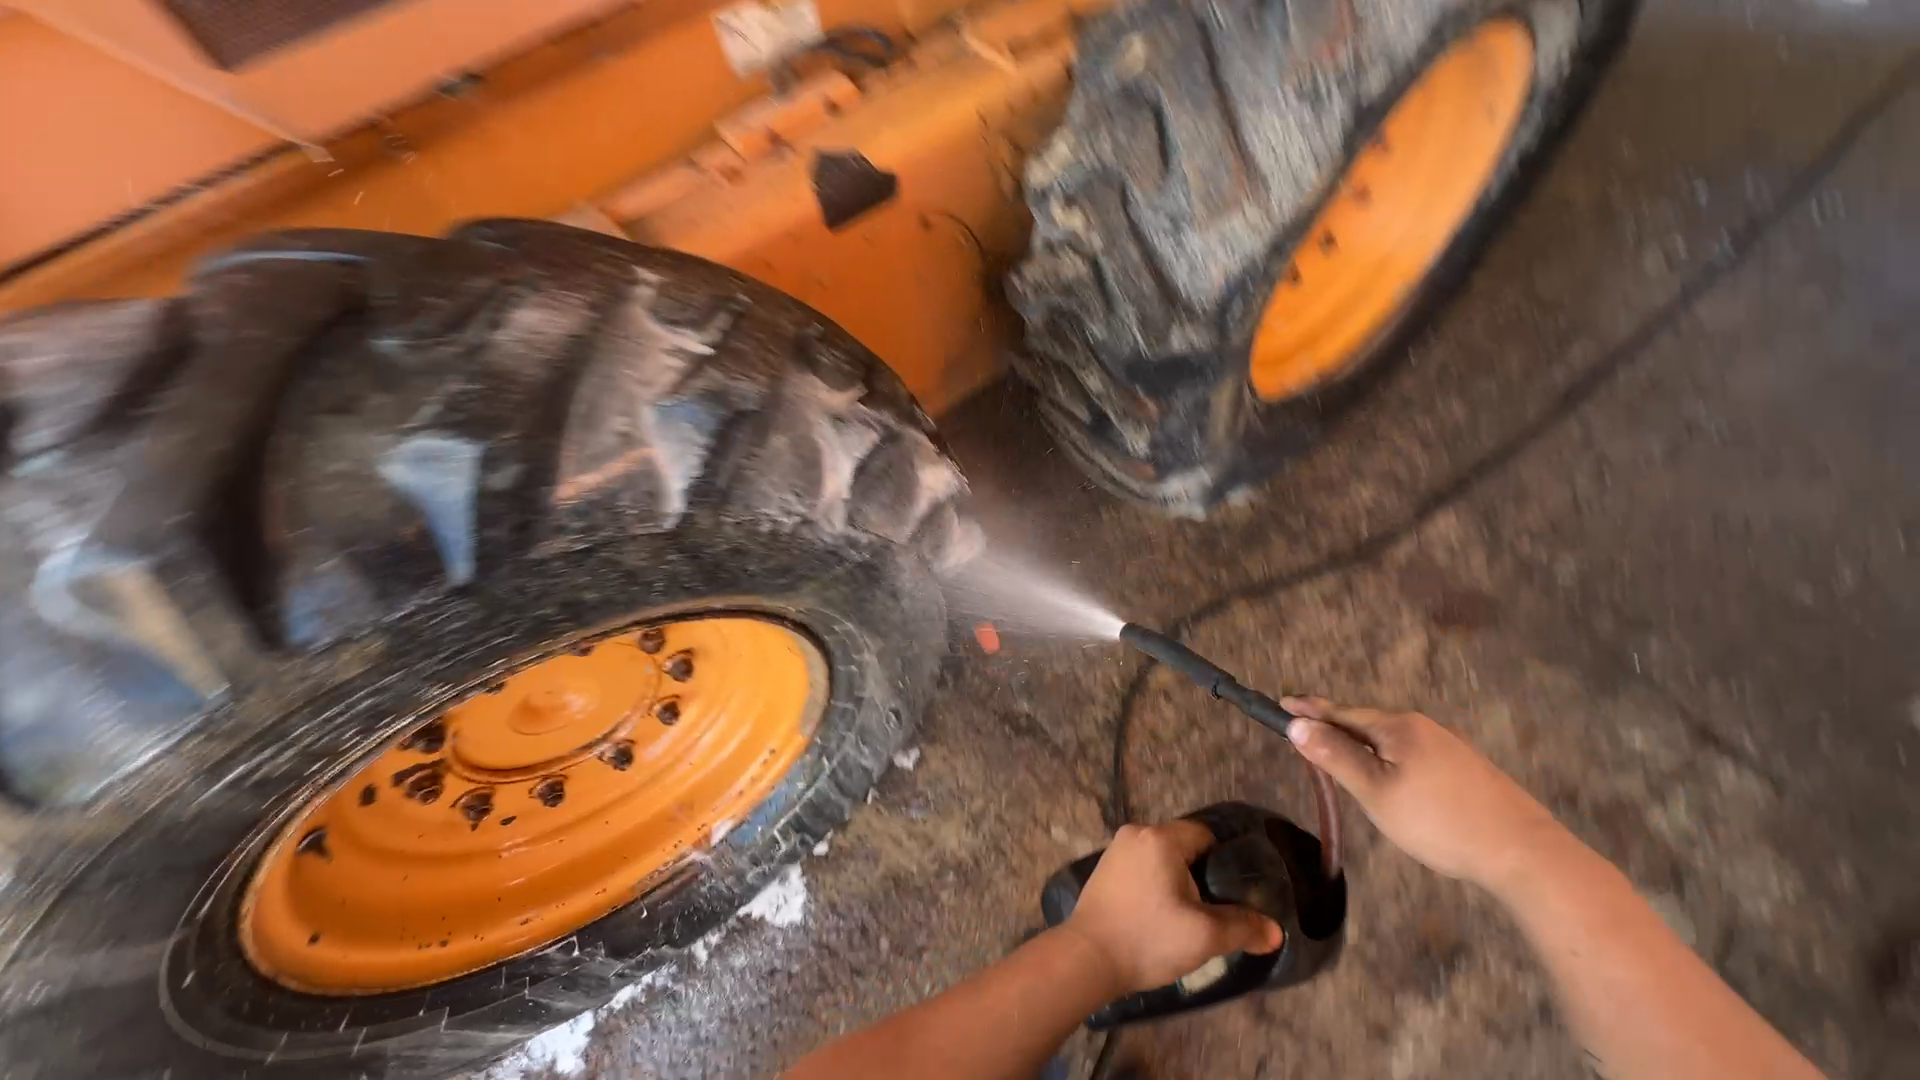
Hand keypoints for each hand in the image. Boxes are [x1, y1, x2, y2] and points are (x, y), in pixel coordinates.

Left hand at [1061, 820, 1283, 995]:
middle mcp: (1135, 833)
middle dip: (1200, 873)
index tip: (1233, 891)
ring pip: (1161, 858)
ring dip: (1176, 880)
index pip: (1205, 835)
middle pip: (1182, 845)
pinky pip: (1142, 868)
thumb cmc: (1148, 938)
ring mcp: (1115, 850)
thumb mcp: (1204, 936)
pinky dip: (1155, 884)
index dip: (1224, 862)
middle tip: (1214, 907)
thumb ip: (1243, 927)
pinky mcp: (1104, 870)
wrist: (1088, 958)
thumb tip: (1276, 932)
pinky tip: (1160, 913)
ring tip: (1188, 914)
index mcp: (1160, 838)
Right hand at [1281, 696, 1564, 888]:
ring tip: (1338, 757)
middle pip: (1366, 723)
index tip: (1282, 703)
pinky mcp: (1464, 768)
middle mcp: (1422, 727)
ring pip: (1390, 740)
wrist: (1524, 853)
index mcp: (1397, 727)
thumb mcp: (1376, 792)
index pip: (1341, 713)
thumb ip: (1335, 756)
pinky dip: (1385, 757)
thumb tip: (1297, 724)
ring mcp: (1447, 746)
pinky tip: (1387, 776)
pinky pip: (1410, 753)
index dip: (1309, 710)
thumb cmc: (1439, 821)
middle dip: (1334, 726)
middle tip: (1304, 733)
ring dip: (1360, 744)